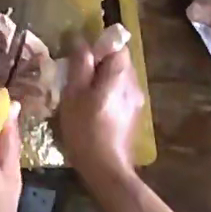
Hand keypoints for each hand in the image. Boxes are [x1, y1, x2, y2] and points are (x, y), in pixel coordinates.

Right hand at [57, 37, 143, 188]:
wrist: (106, 170)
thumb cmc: (86, 129)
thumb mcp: (74, 93)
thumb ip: (80, 64)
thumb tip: (81, 40)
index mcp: (120, 74)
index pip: (117, 44)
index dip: (99, 45)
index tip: (82, 58)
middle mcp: (133, 84)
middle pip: (119, 61)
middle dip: (99, 63)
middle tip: (77, 77)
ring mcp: (136, 102)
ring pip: (118, 78)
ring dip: (102, 80)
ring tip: (82, 95)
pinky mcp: (133, 116)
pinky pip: (120, 94)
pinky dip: (107, 94)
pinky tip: (92, 110)